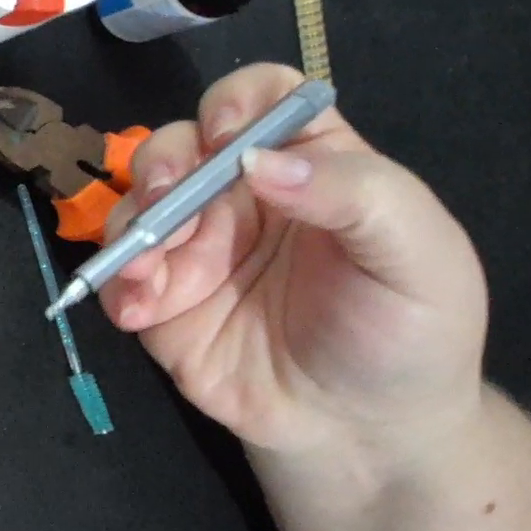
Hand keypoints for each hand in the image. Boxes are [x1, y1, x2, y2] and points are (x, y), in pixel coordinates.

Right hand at [98, 64, 488, 456]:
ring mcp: (189, 247)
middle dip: (159, 166)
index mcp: (305, 167)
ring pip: (131, 206)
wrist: (356, 429)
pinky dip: (114, 284)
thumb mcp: (417, 257)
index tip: (226, 139)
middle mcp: (236, 197)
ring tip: (149, 276)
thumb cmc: (404, 334)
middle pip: (174, 146)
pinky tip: (139, 313)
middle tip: (165, 201)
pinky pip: (113, 272)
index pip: (257, 101)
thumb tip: (256, 159)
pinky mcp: (154, 295)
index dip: (233, 103)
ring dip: (130, 232)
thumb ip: (356, 193)